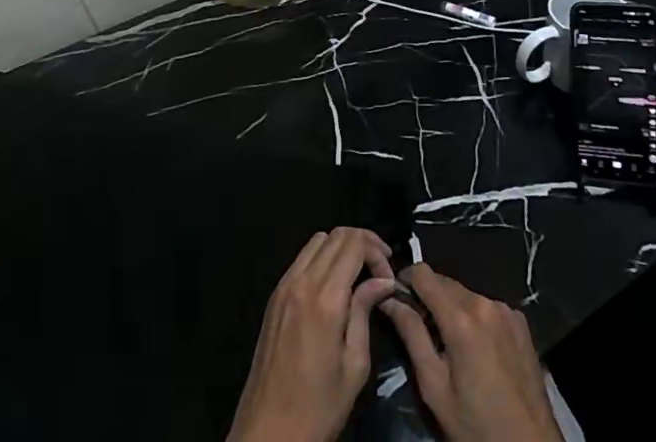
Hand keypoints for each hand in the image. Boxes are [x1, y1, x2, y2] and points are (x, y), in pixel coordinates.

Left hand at [228, 227, 396, 441]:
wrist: (267, 435)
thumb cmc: (318, 407)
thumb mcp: (354, 364)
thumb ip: (365, 312)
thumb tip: (383, 280)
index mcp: (324, 299)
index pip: (354, 244)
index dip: (377, 251)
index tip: (389, 275)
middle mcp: (301, 283)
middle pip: (336, 234)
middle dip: (363, 243)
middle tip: (380, 269)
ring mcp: (283, 288)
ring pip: (317, 241)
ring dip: (342, 247)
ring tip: (360, 272)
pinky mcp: (274, 298)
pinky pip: (302, 259)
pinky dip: (323, 258)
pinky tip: (335, 283)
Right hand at [379, 264, 563, 441]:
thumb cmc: (475, 422)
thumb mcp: (434, 385)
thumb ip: (412, 335)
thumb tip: (391, 301)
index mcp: (462, 319)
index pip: (425, 274)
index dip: (406, 279)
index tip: (396, 294)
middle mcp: (486, 303)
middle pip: (446, 282)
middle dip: (428, 295)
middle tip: (417, 324)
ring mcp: (507, 310)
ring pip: (467, 294)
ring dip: (451, 306)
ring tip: (445, 339)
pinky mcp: (520, 321)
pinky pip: (487, 307)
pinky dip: (474, 315)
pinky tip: (474, 345)